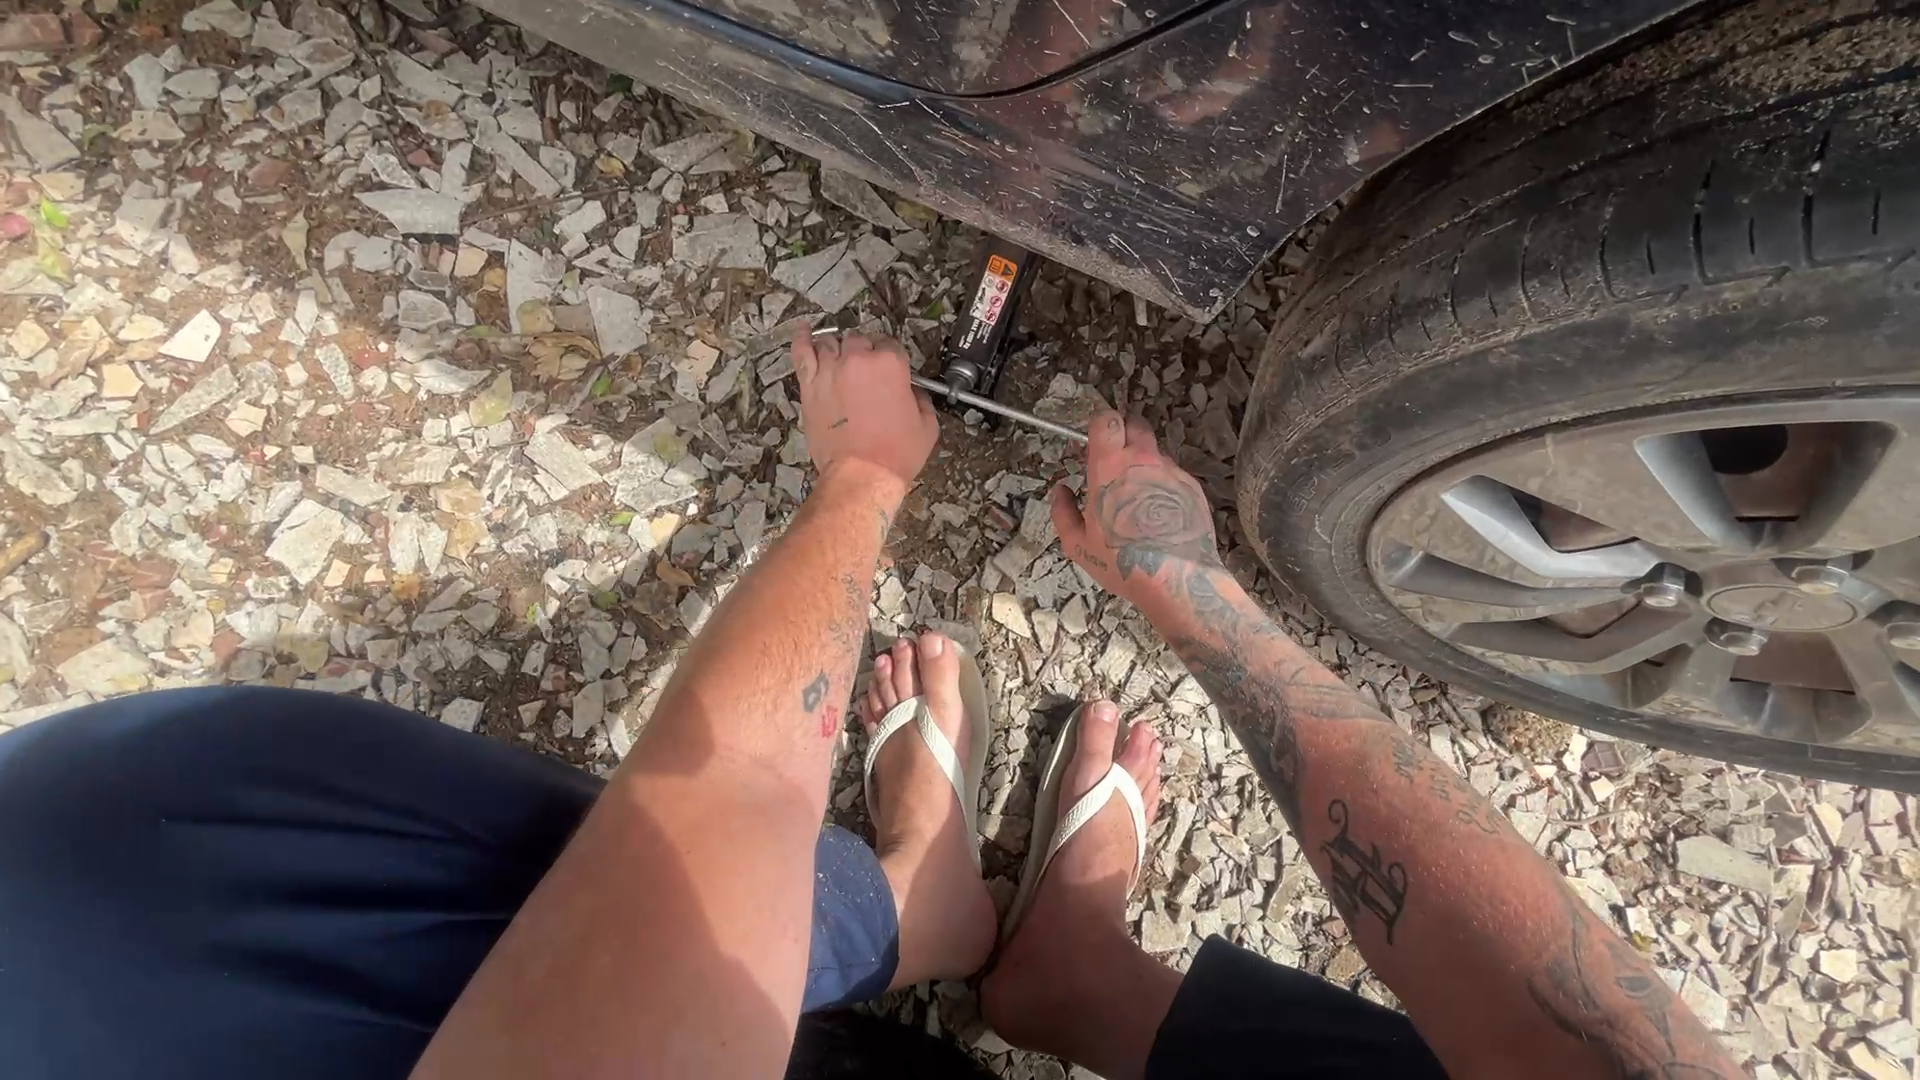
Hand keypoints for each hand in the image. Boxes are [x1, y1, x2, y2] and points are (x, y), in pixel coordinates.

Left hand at [793, 324, 939, 500]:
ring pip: (831, 343)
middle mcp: (858, 359)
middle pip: (859, 340)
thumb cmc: (895, 454)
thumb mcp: (927, 426)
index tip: (891, 370)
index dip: (892, 358)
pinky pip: (801, 352)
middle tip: (867, 373)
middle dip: (865, 352)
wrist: (862, 474)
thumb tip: (914, 393)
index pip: (891, 345)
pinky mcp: (809, 386)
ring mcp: (830, 370)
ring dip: (839, 349)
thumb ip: (922, 401)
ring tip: (842, 361)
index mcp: (890, 364)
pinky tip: (803, 331)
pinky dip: (801, 339)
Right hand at [1051, 411, 1220, 604]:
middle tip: (1114, 458)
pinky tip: (1156, 510)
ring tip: (1135, 492)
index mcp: (1109, 467)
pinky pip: (1172, 472)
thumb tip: (1060, 492)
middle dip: (1123, 433)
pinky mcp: (1191, 485)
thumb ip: (1063, 512)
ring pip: (1155, 449)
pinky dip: (1162, 482)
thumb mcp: (1077, 544)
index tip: (1094, 440)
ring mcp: (1170, 471)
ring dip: (1143, 460)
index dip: (1099, 424)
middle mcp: (1142, 460)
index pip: (1106, 420)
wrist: (1176, 579)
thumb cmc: (1122, 562)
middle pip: (1134, 424)